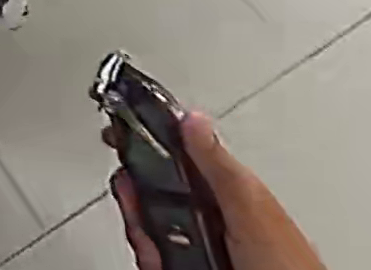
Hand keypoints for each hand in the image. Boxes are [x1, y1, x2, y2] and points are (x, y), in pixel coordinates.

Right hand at [107, 112, 325, 269]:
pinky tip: (154, 256)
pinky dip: (149, 255)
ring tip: (146, 235)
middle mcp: (214, 217)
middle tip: (129, 190)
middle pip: (157, 188)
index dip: (145, 142)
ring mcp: (203, 248)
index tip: (120, 134)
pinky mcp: (190, 268)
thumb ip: (218, 163)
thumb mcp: (251, 208)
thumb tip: (191, 116)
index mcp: (230, 192)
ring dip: (139, 223)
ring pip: (153, 222)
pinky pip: (157, 255)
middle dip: (135, 189)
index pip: (177, 153)